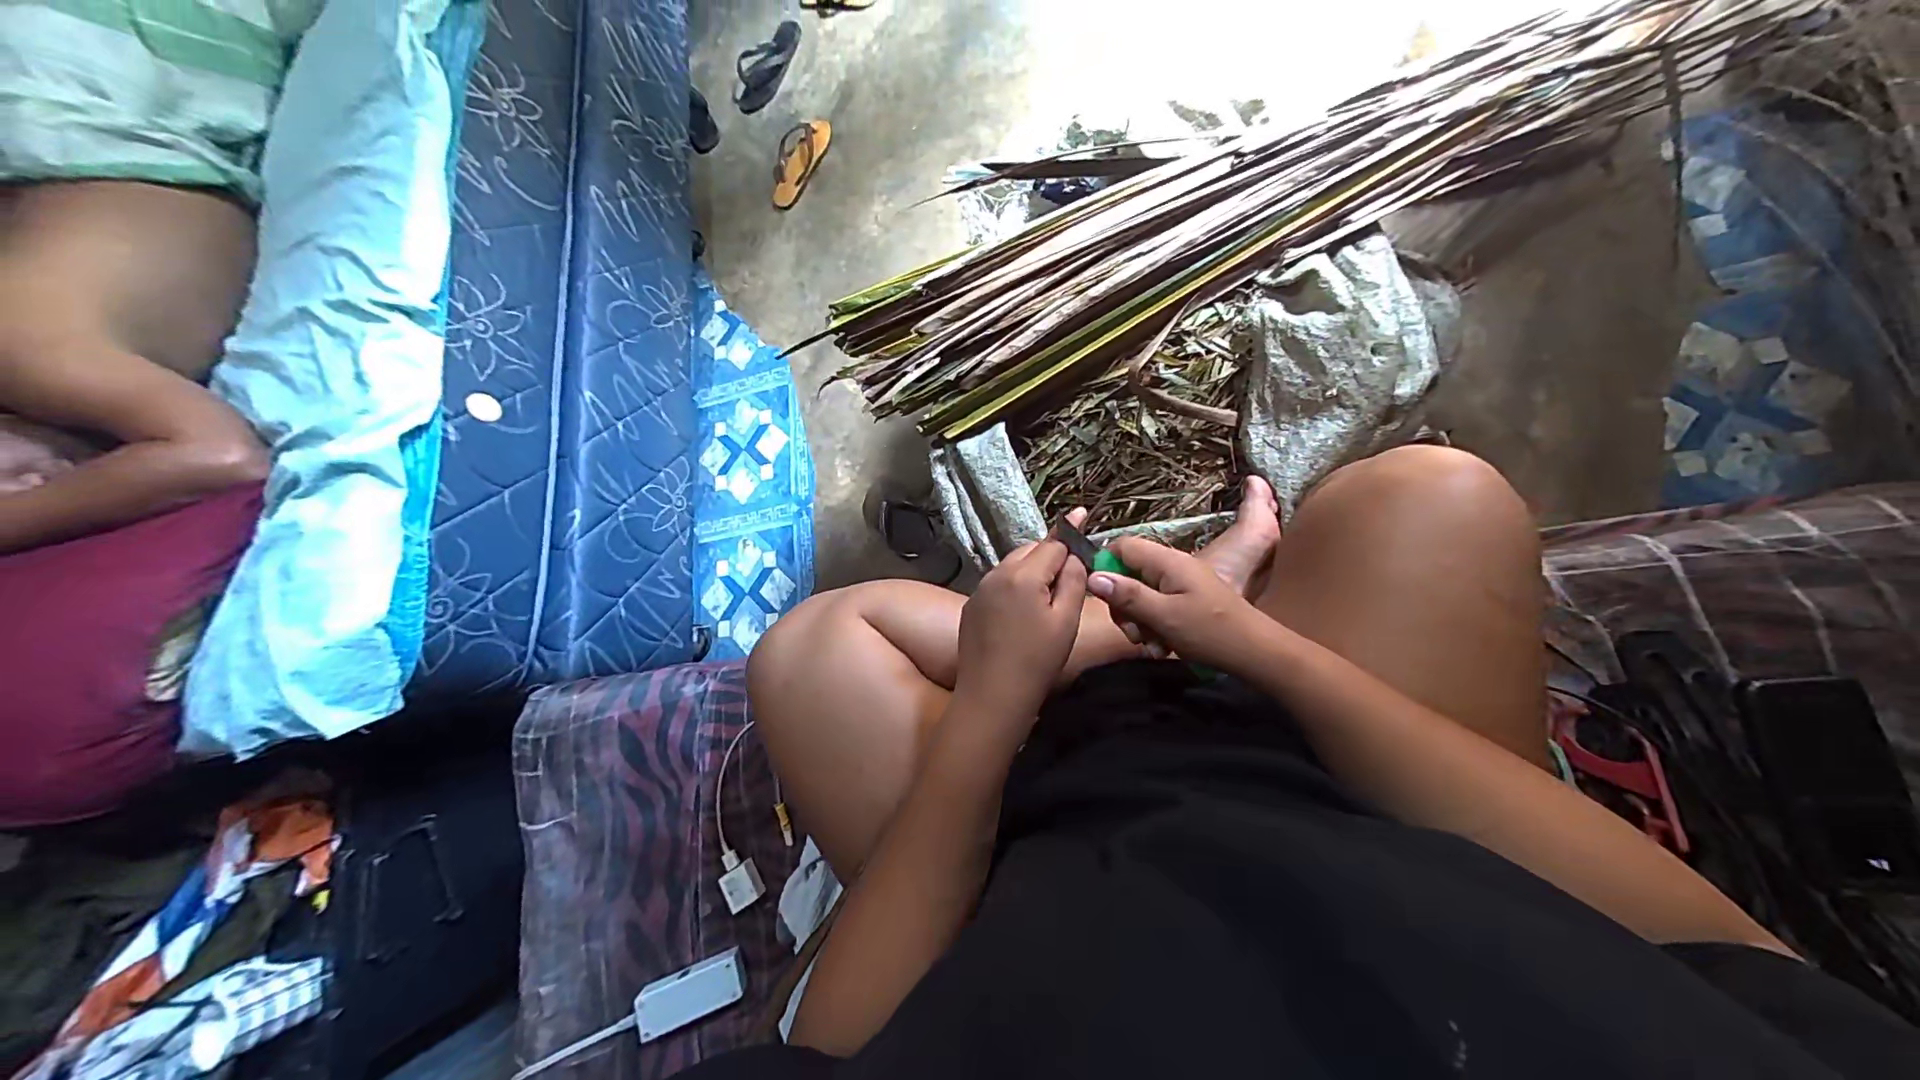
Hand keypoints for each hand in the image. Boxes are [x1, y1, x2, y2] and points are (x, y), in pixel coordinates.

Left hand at [955, 538, 1087, 721]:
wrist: (992, 696)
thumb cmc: (1037, 661)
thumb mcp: (1066, 621)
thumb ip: (1072, 581)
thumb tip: (1072, 557)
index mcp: (1023, 575)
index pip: (1052, 544)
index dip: (1069, 532)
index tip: (1081, 514)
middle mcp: (997, 574)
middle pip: (1030, 551)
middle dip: (1050, 555)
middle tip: (1070, 575)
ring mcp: (980, 590)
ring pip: (1012, 566)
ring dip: (1030, 570)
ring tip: (1047, 596)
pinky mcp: (971, 606)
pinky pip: (997, 585)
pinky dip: (1014, 587)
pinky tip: (1022, 612)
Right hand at [1087, 536, 1267, 672]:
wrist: (1255, 653)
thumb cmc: (1210, 631)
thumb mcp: (1163, 615)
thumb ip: (1127, 595)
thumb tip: (1093, 576)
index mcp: (1167, 561)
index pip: (1123, 546)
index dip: (1106, 567)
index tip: (1105, 597)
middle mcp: (1172, 567)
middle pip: (1128, 574)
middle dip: (1123, 605)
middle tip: (1133, 632)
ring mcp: (1180, 585)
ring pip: (1140, 596)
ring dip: (1138, 622)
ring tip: (1151, 644)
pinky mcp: (1186, 602)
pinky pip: (1157, 609)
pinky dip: (1154, 627)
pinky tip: (1162, 647)